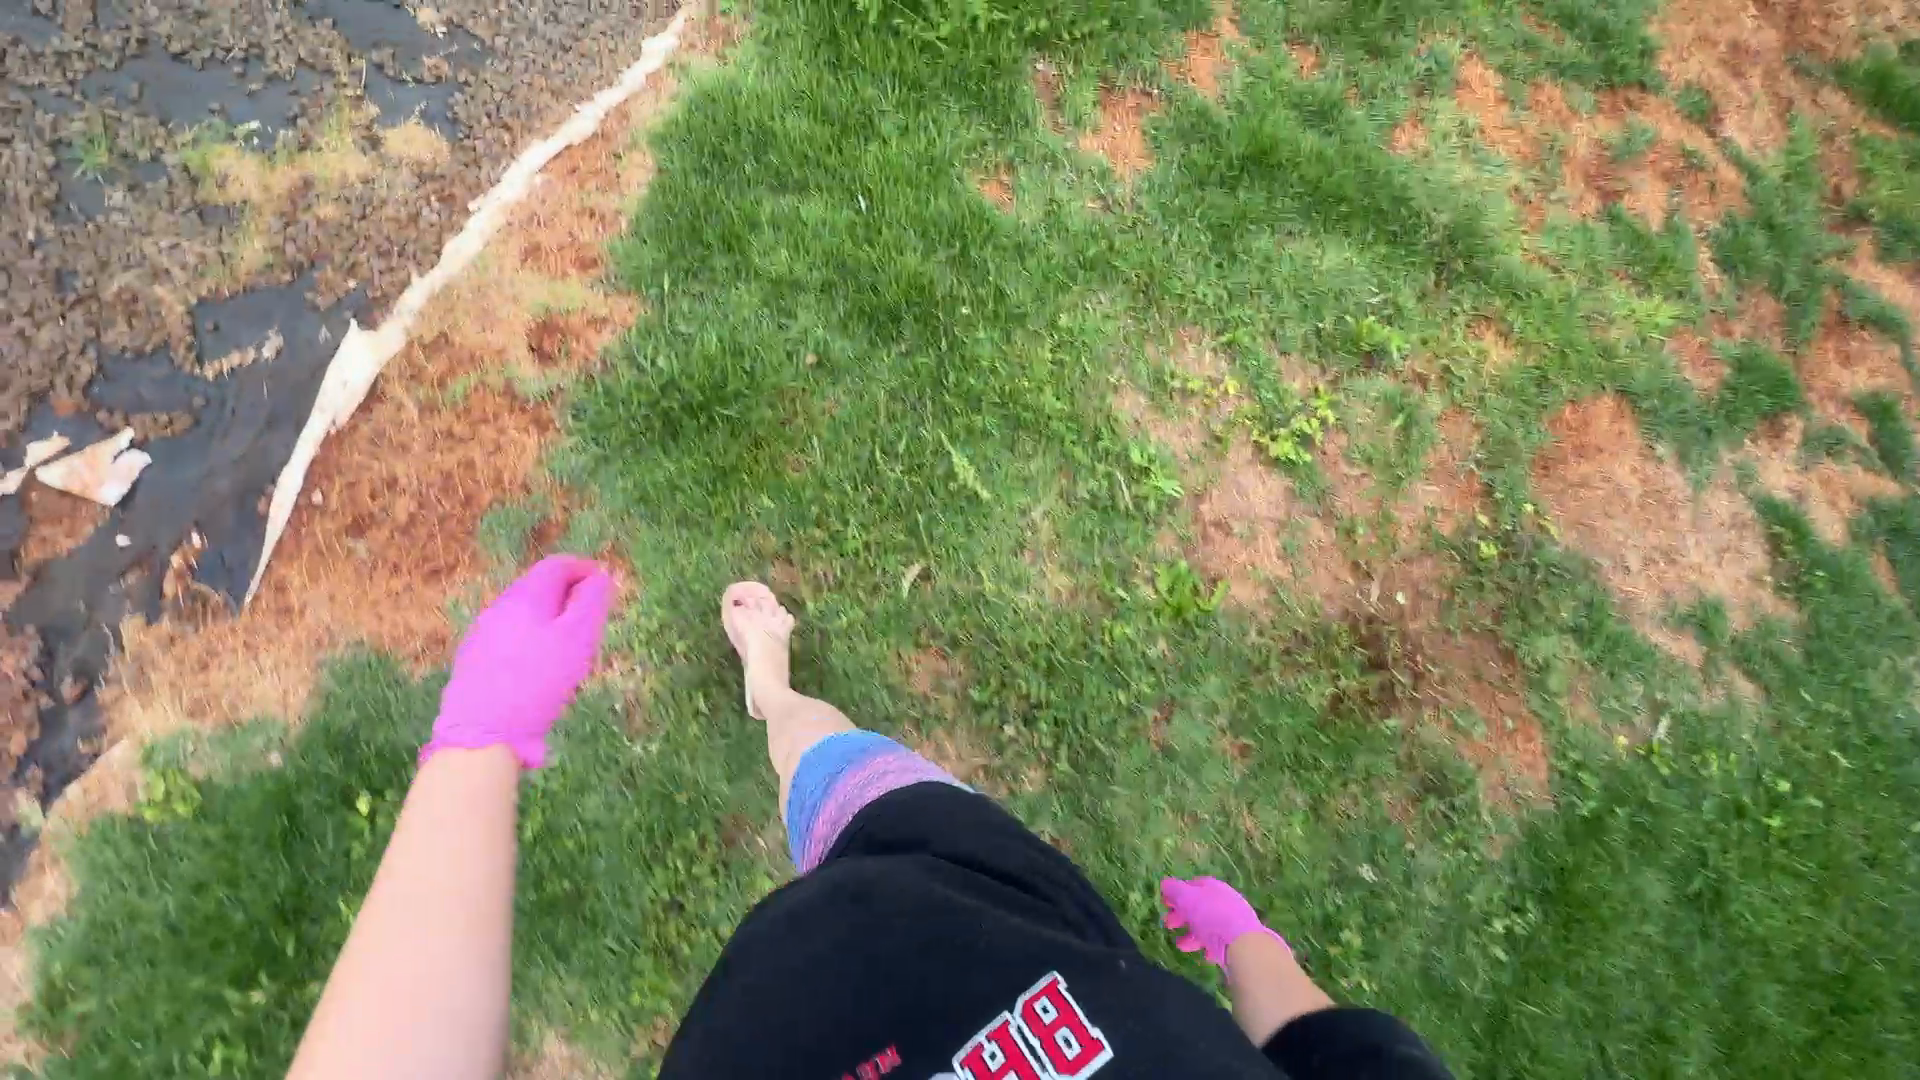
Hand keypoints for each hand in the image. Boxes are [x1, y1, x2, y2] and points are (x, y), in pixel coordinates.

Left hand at [421, 555, 616, 769]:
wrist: (483, 734)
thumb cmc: (539, 680)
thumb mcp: (578, 638)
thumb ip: (592, 602)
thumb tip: (602, 576)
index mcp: (525, 597)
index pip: (557, 565)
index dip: (586, 569)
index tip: (607, 586)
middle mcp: (499, 608)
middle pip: (540, 588)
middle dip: (571, 598)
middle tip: (595, 622)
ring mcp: (482, 635)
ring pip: (526, 615)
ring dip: (553, 621)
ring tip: (573, 650)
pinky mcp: (474, 661)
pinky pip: (512, 638)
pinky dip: (535, 641)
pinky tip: (543, 671)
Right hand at [1160, 876, 1288, 970]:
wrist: (1244, 945)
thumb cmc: (1211, 916)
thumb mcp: (1186, 898)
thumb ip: (1174, 890)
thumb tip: (1165, 884)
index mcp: (1213, 887)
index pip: (1192, 885)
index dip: (1177, 893)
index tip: (1166, 904)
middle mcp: (1224, 901)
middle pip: (1199, 906)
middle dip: (1182, 915)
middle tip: (1168, 924)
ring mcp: (1233, 921)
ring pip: (1208, 926)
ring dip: (1192, 935)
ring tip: (1181, 946)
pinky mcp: (1239, 941)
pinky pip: (1220, 942)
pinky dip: (1209, 946)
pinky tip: (1204, 955)